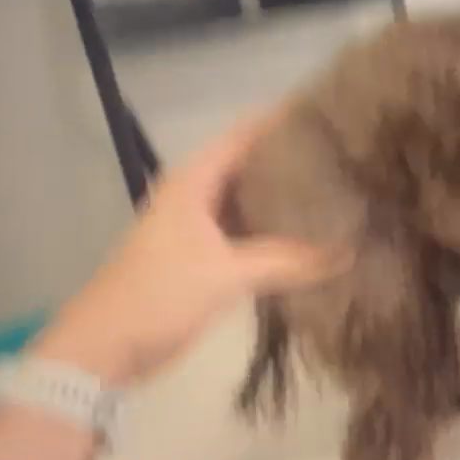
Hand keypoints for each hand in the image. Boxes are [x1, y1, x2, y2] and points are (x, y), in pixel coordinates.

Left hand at [32, 111, 352, 385]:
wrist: (108, 347)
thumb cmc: (160, 295)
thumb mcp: (227, 273)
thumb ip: (290, 261)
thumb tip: (351, 252)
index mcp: (193, 183)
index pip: (243, 136)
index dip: (281, 121)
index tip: (326, 112)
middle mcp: (198, 197)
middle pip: (251, 167)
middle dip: (293, 162)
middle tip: (346, 157)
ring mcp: (202, 230)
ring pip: (253, 204)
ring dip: (288, 201)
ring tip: (340, 193)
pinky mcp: (208, 261)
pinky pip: (253, 237)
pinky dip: (280, 236)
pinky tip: (314, 239)